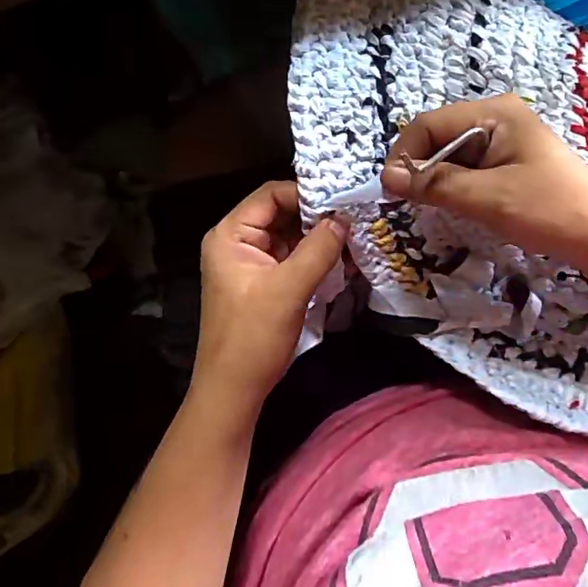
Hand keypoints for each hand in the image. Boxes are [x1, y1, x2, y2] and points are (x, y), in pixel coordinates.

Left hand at [194, 181, 347, 414]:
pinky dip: (317, 259)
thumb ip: (318, 250)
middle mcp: (238, 242)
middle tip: (357, 217)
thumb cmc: (252, 338)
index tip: (342, 201)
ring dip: (321, 239)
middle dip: (318, 217)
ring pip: (292, 237)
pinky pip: (294, 259)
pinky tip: (345, 261)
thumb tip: (344, 219)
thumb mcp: (288, 289)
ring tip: (357, 237)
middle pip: (282, 214)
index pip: (270, 195)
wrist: (234, 393)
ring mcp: (252, 263)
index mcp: (230, 235)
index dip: (306, 194)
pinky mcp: (266, 283)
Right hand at [381, 94, 587, 281]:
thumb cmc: (549, 211)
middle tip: (410, 203)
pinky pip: (467, 166)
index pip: (429, 123)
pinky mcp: (508, 160)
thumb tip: (388, 178)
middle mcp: (497, 117)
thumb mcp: (488, 199)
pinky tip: (459, 205)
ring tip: (435, 207)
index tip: (392, 190)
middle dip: (420, 167)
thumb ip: (437, 185)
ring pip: (450, 153)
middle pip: (438, 135)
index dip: (405, 154)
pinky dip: (455, 185)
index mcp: (494, 113)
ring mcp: (504, 138)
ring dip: (438, 179)